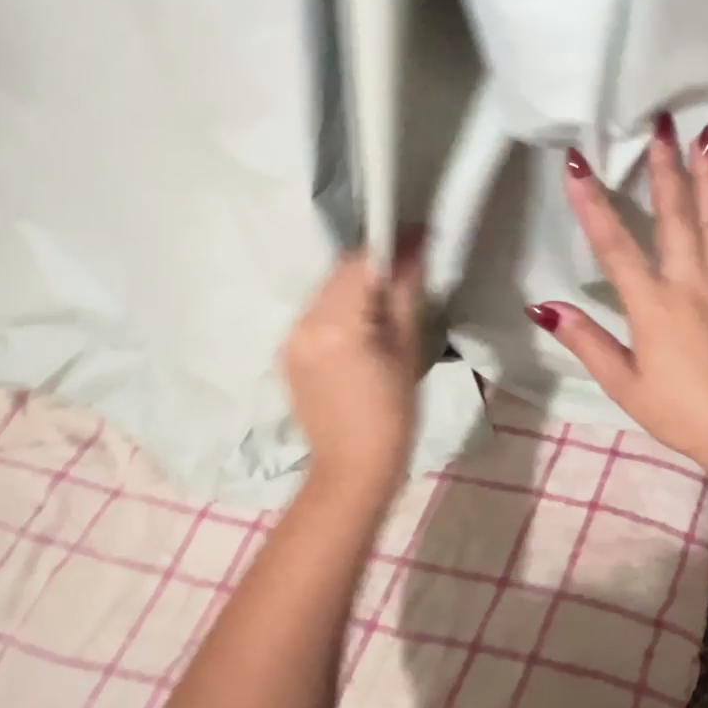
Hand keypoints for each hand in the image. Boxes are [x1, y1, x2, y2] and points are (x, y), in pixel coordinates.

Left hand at [281, 231, 426, 489]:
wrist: (352, 469)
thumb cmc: (393, 414)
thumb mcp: (407, 350)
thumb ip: (404, 294)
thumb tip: (413, 249)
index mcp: (336, 324)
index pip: (361, 263)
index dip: (391, 246)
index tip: (418, 237)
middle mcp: (304, 323)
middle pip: (340, 274)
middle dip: (373, 266)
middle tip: (409, 268)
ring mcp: (290, 338)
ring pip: (328, 293)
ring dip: (356, 287)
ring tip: (387, 301)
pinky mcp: (288, 353)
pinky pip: (317, 315)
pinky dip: (341, 310)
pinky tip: (363, 327)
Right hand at [527, 116, 707, 472]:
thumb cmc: (681, 413)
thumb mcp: (624, 385)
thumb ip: (587, 341)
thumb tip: (544, 308)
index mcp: (652, 305)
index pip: (614, 246)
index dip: (592, 204)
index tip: (578, 164)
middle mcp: (690, 282)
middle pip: (674, 216)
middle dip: (663, 169)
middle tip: (659, 125)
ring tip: (705, 136)